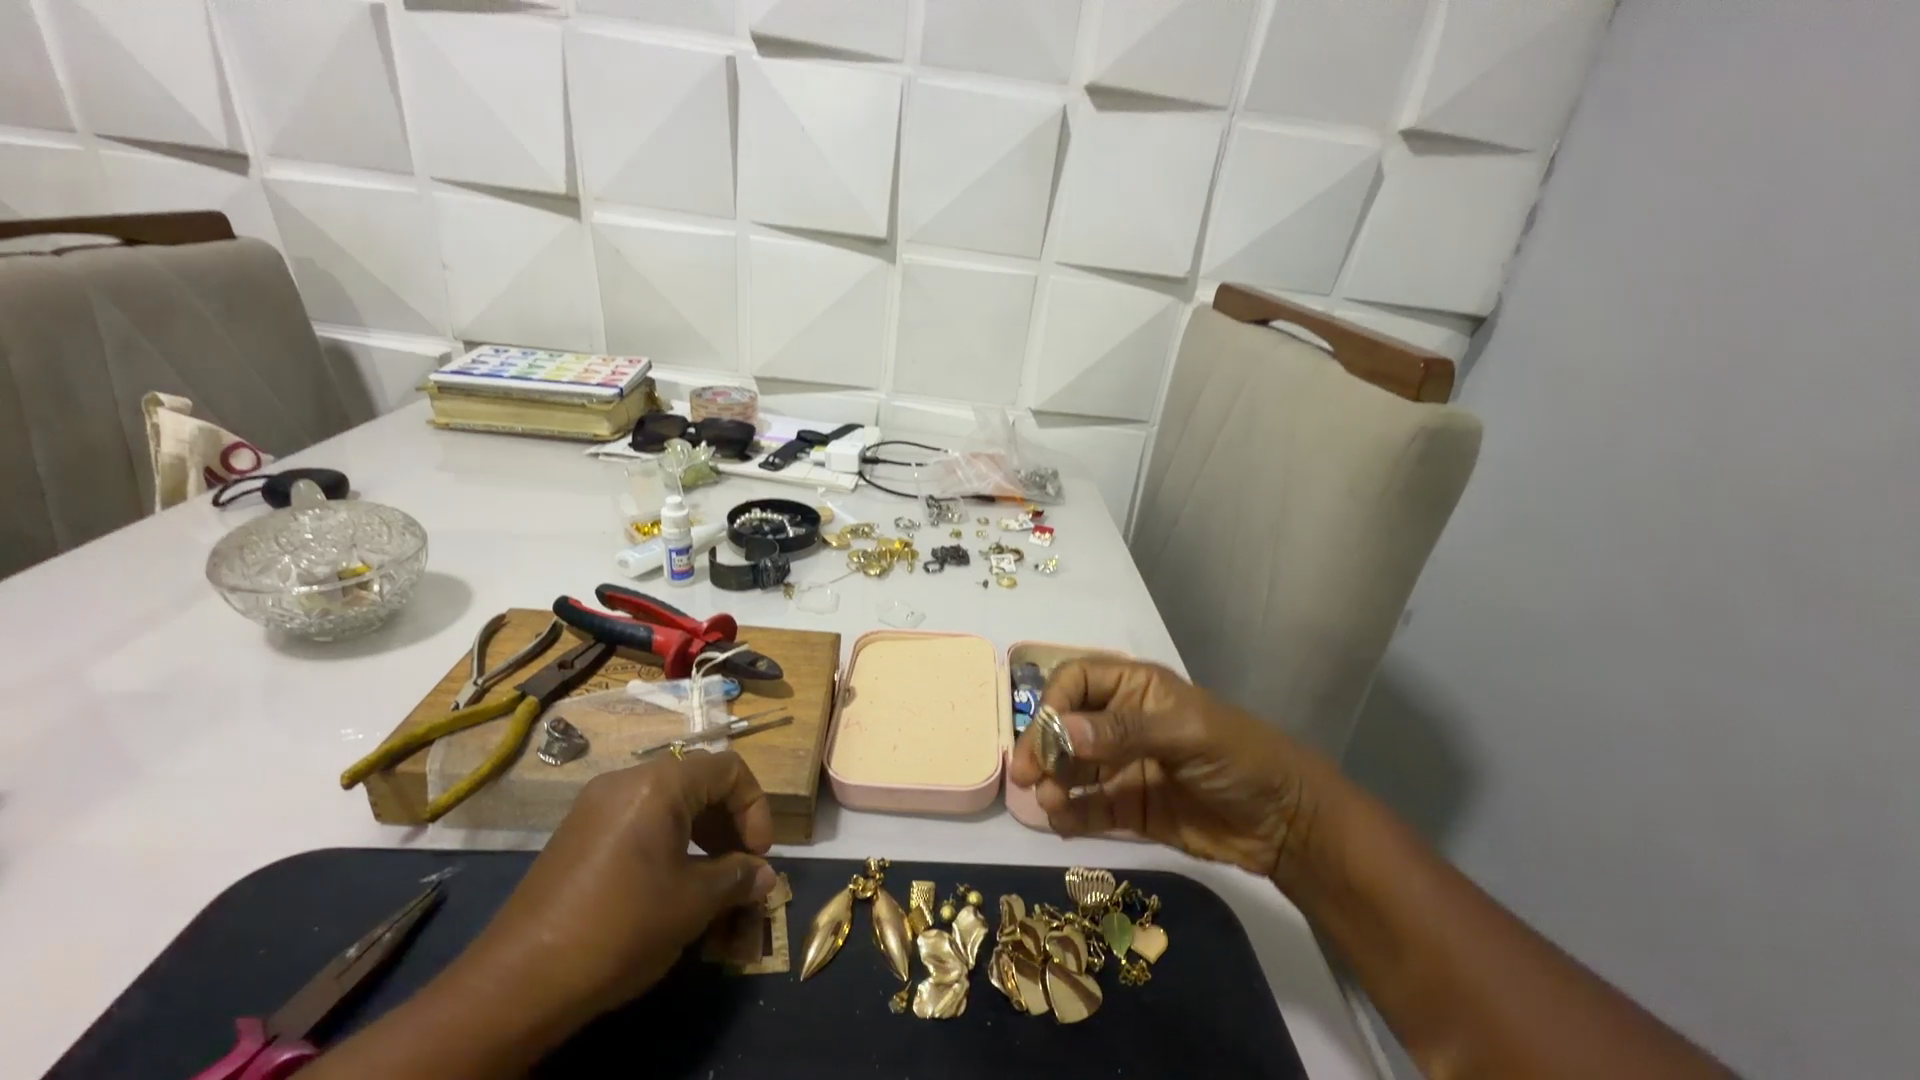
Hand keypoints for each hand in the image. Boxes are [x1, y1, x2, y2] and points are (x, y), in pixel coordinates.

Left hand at [457, 751, 778, 1025]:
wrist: (521, 979)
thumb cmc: (622, 926)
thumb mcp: (693, 903)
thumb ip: (737, 878)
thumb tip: (763, 874)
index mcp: (658, 784)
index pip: (729, 769)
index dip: (755, 808)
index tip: (758, 856)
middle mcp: (625, 781)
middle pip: (697, 781)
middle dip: (730, 822)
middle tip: (741, 868)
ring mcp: (594, 807)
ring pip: (667, 803)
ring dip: (701, 834)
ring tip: (711, 882)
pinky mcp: (577, 835)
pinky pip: (637, 822)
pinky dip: (667, 843)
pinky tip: (670, 886)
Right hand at [1009, 659, 1317, 880]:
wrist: (1285, 824)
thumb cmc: (1241, 758)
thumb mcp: (1187, 734)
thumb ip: (1124, 731)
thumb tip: (1060, 730)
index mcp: (1137, 689)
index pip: (1078, 681)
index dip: (1054, 702)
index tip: (1044, 734)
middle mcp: (1122, 723)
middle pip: (1065, 726)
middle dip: (1043, 747)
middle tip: (1027, 775)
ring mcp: (1124, 767)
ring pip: (1071, 768)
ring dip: (1053, 781)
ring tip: (1049, 802)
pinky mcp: (1129, 808)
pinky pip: (1087, 806)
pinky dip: (1068, 813)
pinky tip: (1061, 822)